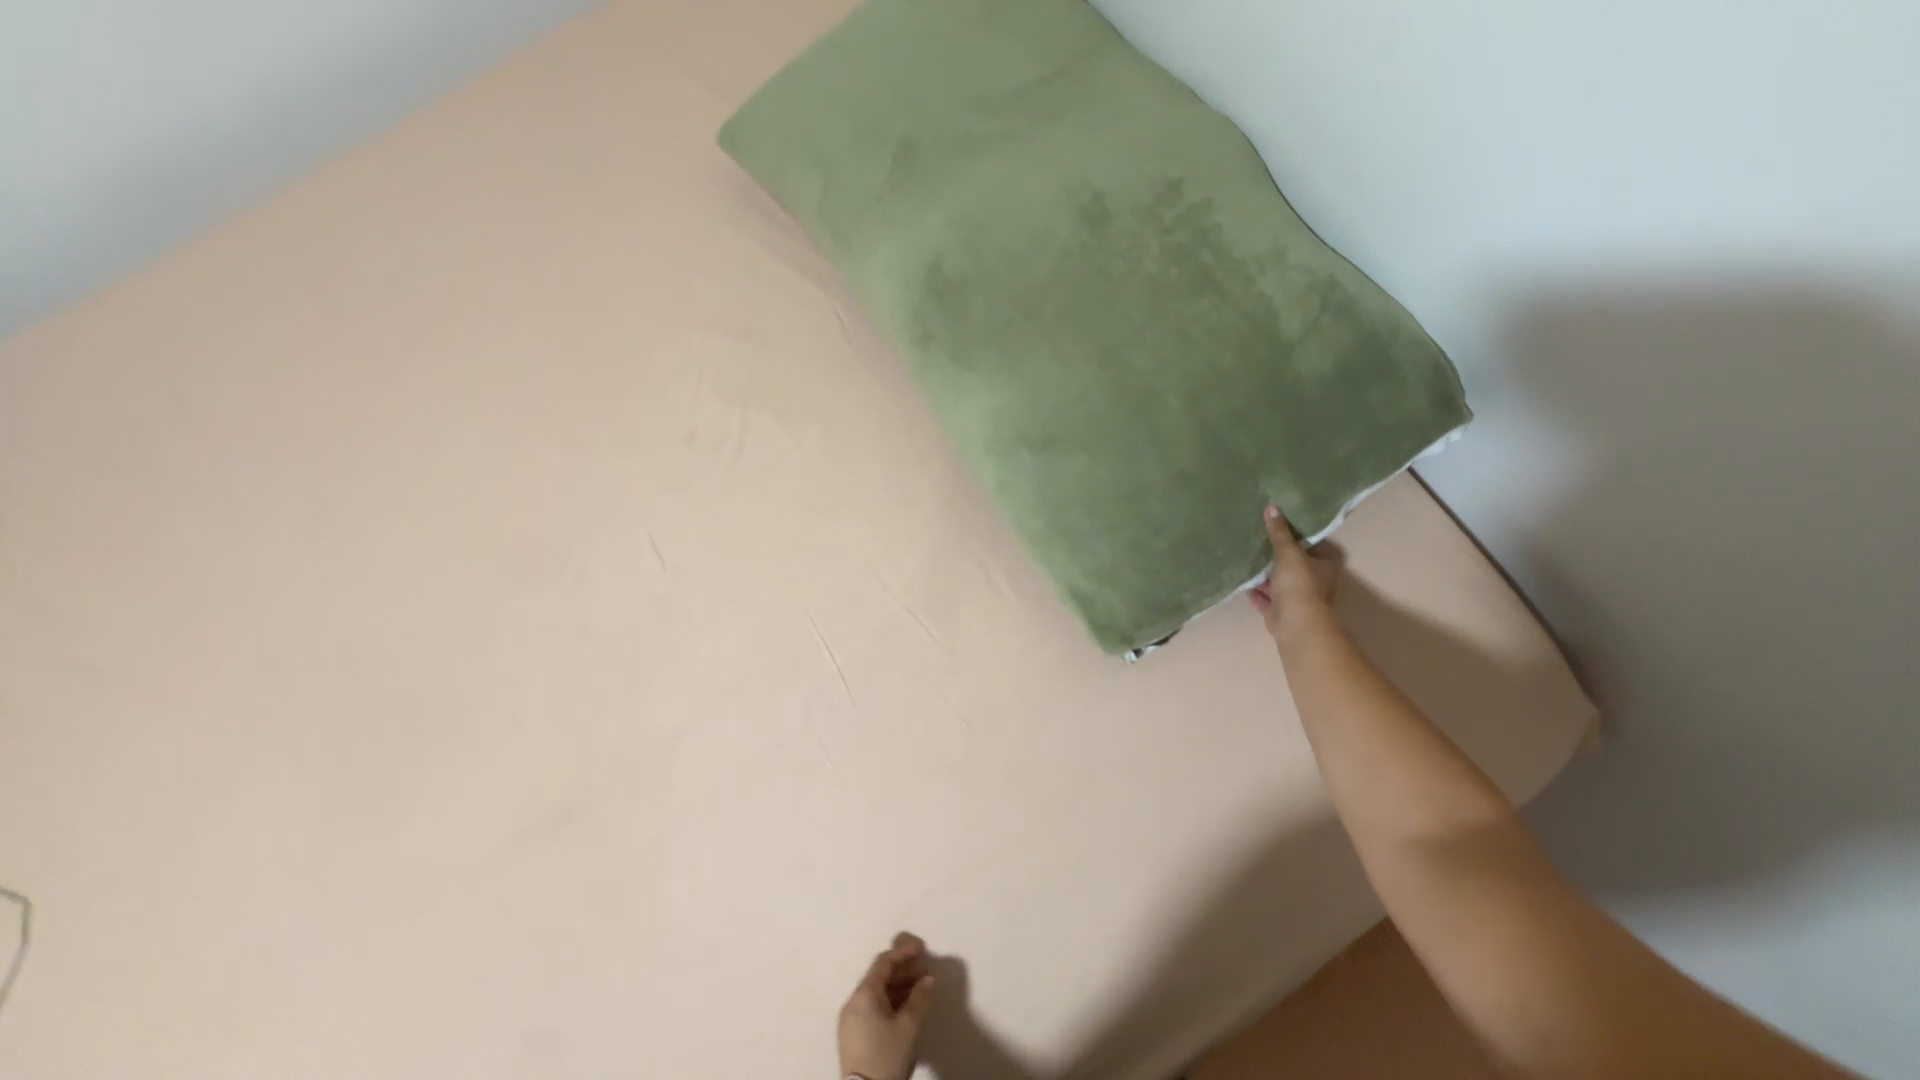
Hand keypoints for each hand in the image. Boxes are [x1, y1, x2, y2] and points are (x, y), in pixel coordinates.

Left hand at [838, 932, 935, 1079]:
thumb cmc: (886, 1054)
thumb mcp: (908, 1027)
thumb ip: (920, 999)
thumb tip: (928, 980)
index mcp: (864, 994)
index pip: (883, 963)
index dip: (903, 952)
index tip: (922, 948)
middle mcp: (853, 1001)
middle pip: (879, 977)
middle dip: (904, 972)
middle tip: (926, 971)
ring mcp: (850, 1019)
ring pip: (876, 994)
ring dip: (899, 988)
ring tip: (920, 990)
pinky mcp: (852, 1035)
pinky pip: (872, 1008)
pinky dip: (890, 1002)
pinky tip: (905, 1009)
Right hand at [1248, 505, 1341, 641]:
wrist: (1295, 621)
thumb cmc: (1298, 582)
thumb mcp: (1287, 551)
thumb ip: (1278, 531)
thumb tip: (1271, 506)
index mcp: (1324, 565)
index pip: (1312, 547)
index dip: (1298, 539)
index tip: (1281, 530)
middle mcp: (1314, 582)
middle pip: (1295, 566)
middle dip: (1278, 558)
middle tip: (1260, 543)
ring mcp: (1298, 599)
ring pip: (1279, 583)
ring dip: (1266, 576)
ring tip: (1248, 561)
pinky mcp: (1281, 613)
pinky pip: (1267, 599)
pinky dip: (1257, 592)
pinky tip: (1244, 583)